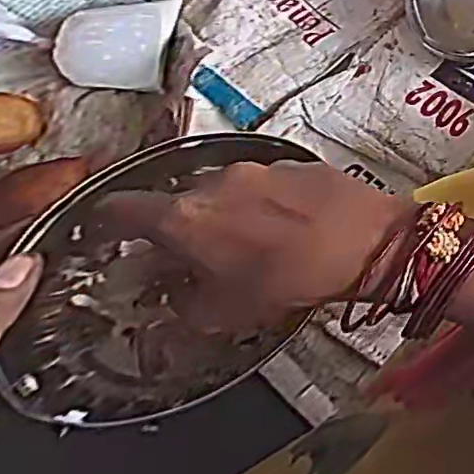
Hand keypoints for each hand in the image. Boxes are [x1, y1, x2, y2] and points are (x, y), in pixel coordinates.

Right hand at [92, 162, 409, 330]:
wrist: (368, 240)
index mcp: (188, 215)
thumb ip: (183, 300)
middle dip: (181, 222)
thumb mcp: (223, 311)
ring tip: (248, 240)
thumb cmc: (295, 277)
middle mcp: (220, 179)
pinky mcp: (298, 162)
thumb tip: (174, 293)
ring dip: (226, 210)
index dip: (109, 220)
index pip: (124, 208)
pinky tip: (284, 224)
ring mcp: (262, 166)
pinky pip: (266, 180)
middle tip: (193, 251)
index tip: (105, 227)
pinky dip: (263, 199)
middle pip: (181, 197)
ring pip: (226, 187)